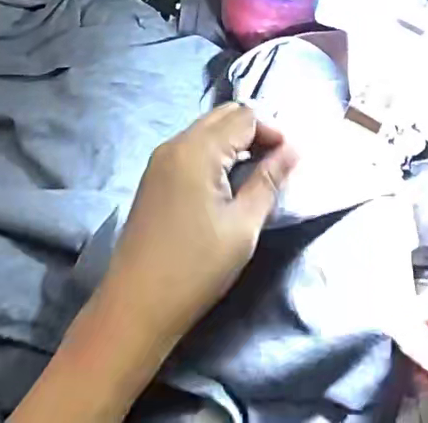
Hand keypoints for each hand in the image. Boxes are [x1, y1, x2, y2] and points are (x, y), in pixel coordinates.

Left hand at [105, 104, 299, 344]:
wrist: (132, 313)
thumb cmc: (195, 268)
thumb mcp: (244, 225)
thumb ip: (269, 179)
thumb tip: (294, 148)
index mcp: (198, 150)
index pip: (247, 117)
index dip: (274, 130)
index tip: (289, 158)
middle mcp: (176, 144)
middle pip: (226, 115)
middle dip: (256, 129)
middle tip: (275, 161)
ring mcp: (160, 160)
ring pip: (209, 128)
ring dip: (236, 139)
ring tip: (256, 172)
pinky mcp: (154, 177)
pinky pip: (193, 145)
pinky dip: (216, 151)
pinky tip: (227, 182)